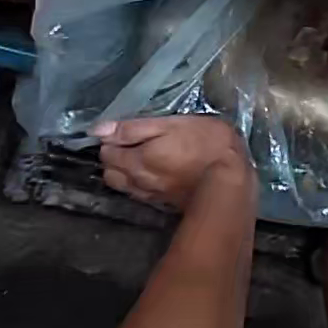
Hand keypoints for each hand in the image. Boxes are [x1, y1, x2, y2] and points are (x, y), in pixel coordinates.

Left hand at [91, 115, 254, 210]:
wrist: (228, 181)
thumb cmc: (204, 144)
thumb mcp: (173, 125)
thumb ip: (135, 128)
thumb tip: (99, 129)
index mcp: (135, 160)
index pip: (106, 150)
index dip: (113, 137)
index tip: (129, 128)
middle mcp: (135, 181)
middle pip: (110, 171)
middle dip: (115, 156)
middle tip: (134, 141)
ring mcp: (149, 194)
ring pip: (122, 184)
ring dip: (124, 171)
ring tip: (142, 156)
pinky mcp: (162, 202)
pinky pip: (138, 192)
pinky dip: (137, 182)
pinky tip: (153, 172)